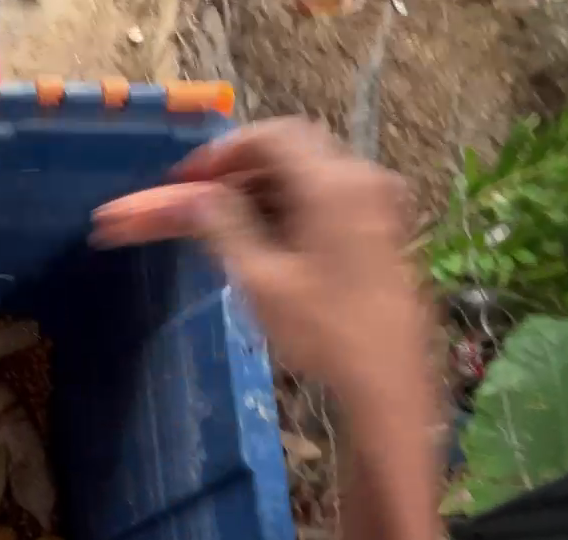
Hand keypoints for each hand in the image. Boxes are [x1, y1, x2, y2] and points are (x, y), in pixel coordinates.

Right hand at [90, 119, 430, 406]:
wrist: (384, 376)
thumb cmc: (320, 331)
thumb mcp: (260, 279)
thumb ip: (222, 227)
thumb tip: (187, 196)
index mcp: (333, 184)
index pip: (272, 136)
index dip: (221, 152)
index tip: (183, 181)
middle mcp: (359, 180)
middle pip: (287, 153)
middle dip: (234, 173)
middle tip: (191, 203)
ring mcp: (373, 204)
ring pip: (302, 177)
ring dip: (254, 192)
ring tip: (212, 226)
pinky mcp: (375, 228)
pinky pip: (320, 199)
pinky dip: (281, 208)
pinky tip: (254, 240)